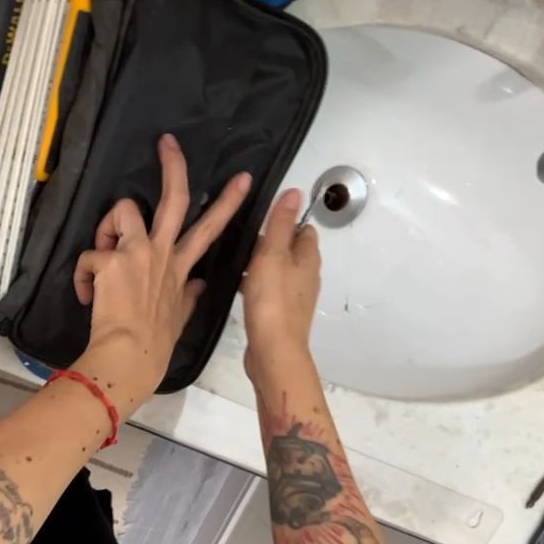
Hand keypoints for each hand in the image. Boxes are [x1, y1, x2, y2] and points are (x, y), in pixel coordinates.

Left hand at [72, 135, 250, 416]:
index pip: (210, 230)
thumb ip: (189, 297)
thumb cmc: (153, 347)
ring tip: (100, 252)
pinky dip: (83, 275)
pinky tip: (85, 296)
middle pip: (174, 197)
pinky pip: (90, 255)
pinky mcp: (110, 261)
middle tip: (167, 143)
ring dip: (108, 224)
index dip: (227, 202)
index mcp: (180, 270)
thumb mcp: (179, 320)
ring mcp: (138, 253)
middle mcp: (162, 254)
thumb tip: (199, 285)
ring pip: (125, 209)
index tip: (242, 178)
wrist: (129, 358)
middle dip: (173, 165)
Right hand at [240, 188, 321, 385]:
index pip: (303, 229)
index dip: (284, 222)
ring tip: (236, 265)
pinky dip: (258, 286)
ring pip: (279, 272)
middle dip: (270, 244)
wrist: (273, 350)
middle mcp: (306, 276)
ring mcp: (295, 297)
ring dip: (262, 266)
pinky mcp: (282, 315)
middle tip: (241, 242)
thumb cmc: (272, 301)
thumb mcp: (272, 255)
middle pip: (291, 250)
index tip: (259, 221)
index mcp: (308, 258)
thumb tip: (295, 192)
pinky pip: (271, 292)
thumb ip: (280, 224)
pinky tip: (241, 290)